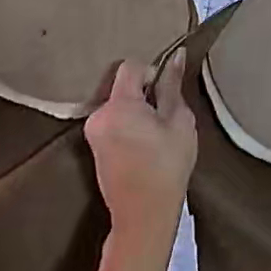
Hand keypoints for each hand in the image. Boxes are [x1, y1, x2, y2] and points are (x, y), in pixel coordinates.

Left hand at [84, 56, 196, 235]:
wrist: (144, 214)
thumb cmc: (167, 166)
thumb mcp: (179, 121)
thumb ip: (172, 86)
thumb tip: (176, 55)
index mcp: (118, 106)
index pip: (131, 67)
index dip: (152, 73)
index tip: (166, 95)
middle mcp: (97, 116)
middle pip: (122, 85)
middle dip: (144, 93)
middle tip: (164, 116)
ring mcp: (92, 133)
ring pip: (118, 103)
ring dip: (136, 109)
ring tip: (155, 132)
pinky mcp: (93, 146)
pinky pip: (112, 120)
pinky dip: (128, 123)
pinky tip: (143, 143)